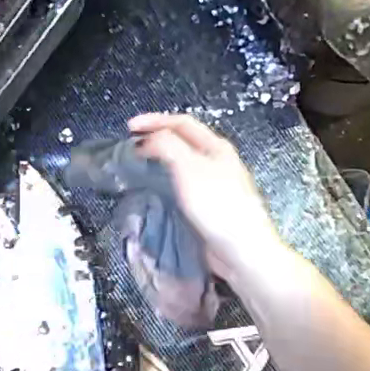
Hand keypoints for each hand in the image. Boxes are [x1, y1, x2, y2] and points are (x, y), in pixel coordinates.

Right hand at [128, 113, 293, 287]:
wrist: (241, 249)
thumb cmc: (216, 205)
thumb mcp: (188, 167)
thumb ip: (166, 146)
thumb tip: (146, 142)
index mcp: (216, 147)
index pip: (182, 123)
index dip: (154, 120)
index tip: (128, 128)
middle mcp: (217, 161)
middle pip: (183, 140)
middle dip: (156, 137)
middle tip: (132, 145)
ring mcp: (215, 184)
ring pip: (182, 162)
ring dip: (160, 159)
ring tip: (139, 165)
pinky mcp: (209, 206)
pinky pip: (182, 184)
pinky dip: (165, 180)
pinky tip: (155, 190)